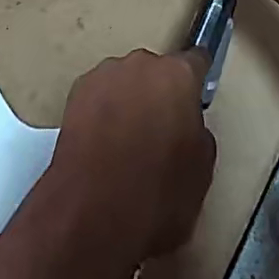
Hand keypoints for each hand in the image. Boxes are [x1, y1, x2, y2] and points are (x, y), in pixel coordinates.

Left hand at [43, 50, 216, 259]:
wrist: (93, 216)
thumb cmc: (156, 194)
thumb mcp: (202, 167)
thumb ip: (198, 129)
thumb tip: (186, 125)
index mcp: (179, 76)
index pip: (196, 62)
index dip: (195, 82)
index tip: (193, 97)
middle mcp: (142, 65)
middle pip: (156, 72)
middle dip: (158, 94)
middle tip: (158, 133)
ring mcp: (105, 75)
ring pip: (125, 81)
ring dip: (128, 101)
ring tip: (125, 143)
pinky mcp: (76, 93)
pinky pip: (98, 96)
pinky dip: (101, 112)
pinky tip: (101, 144)